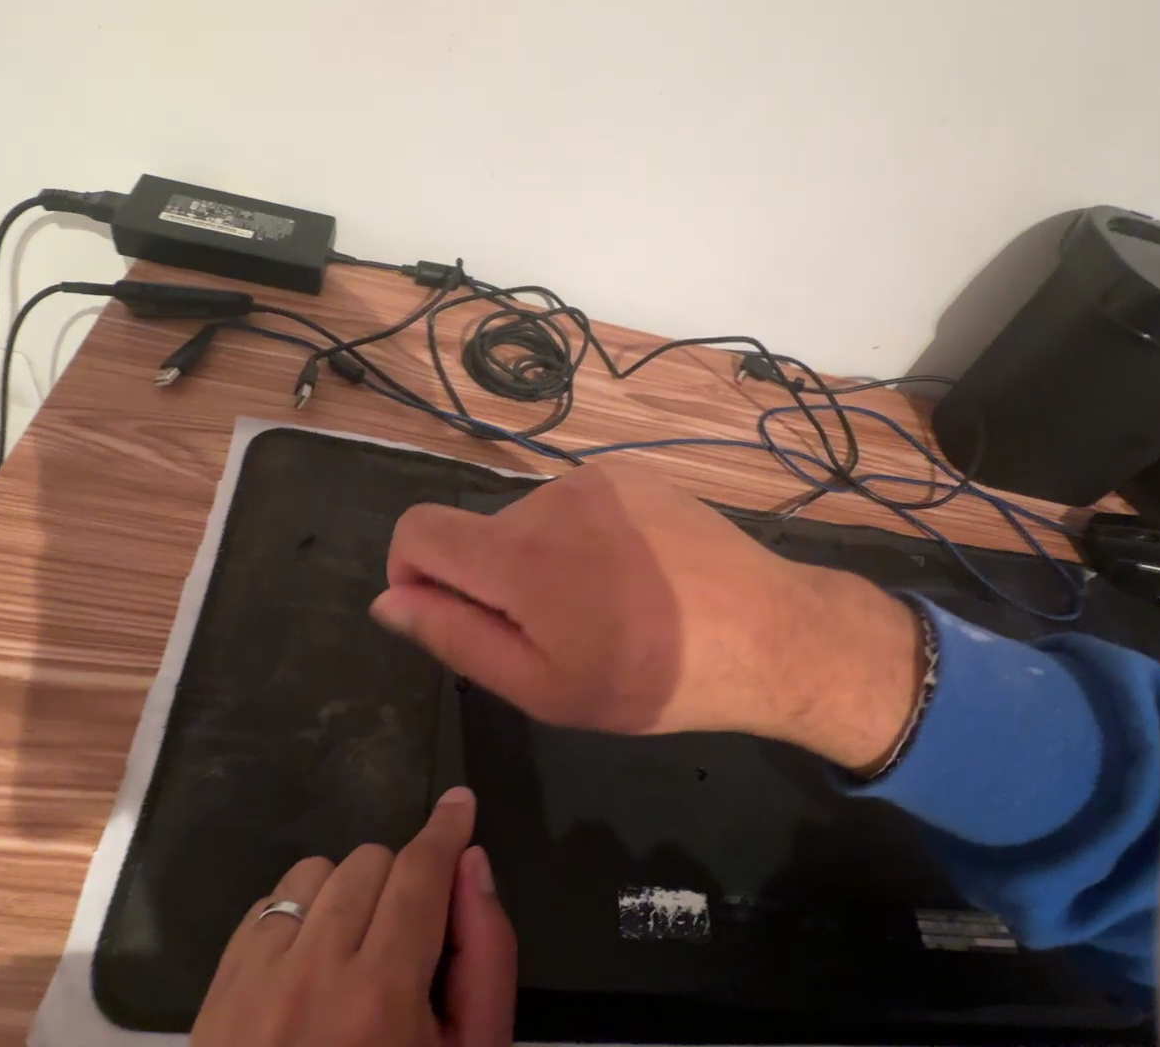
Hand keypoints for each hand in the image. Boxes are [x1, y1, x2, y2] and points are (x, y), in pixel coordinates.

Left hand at [192, 787, 515, 1046]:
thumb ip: (487, 955)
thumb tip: (470, 865)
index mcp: (380, 998)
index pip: (419, 872)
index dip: (446, 828)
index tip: (460, 803)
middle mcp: (310, 975)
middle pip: (370, 861)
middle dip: (403, 881)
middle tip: (410, 938)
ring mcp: (253, 981)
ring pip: (316, 871)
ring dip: (349, 894)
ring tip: (357, 951)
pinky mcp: (217, 990)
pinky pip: (268, 903)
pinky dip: (300, 913)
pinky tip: (310, 962)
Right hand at [371, 462, 925, 770]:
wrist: (771, 632)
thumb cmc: (653, 678)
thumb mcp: (542, 686)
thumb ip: (454, 637)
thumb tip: (389, 599)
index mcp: (518, 553)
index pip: (416, 529)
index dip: (410, 573)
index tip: (449, 614)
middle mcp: (549, 496)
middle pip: (477, 533)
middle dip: (492, 582)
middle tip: (556, 636)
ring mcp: (596, 478)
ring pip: (527, 521)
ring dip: (540, 564)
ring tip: (604, 609)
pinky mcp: (632, 473)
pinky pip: (574, 505)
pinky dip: (579, 541)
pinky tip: (631, 578)